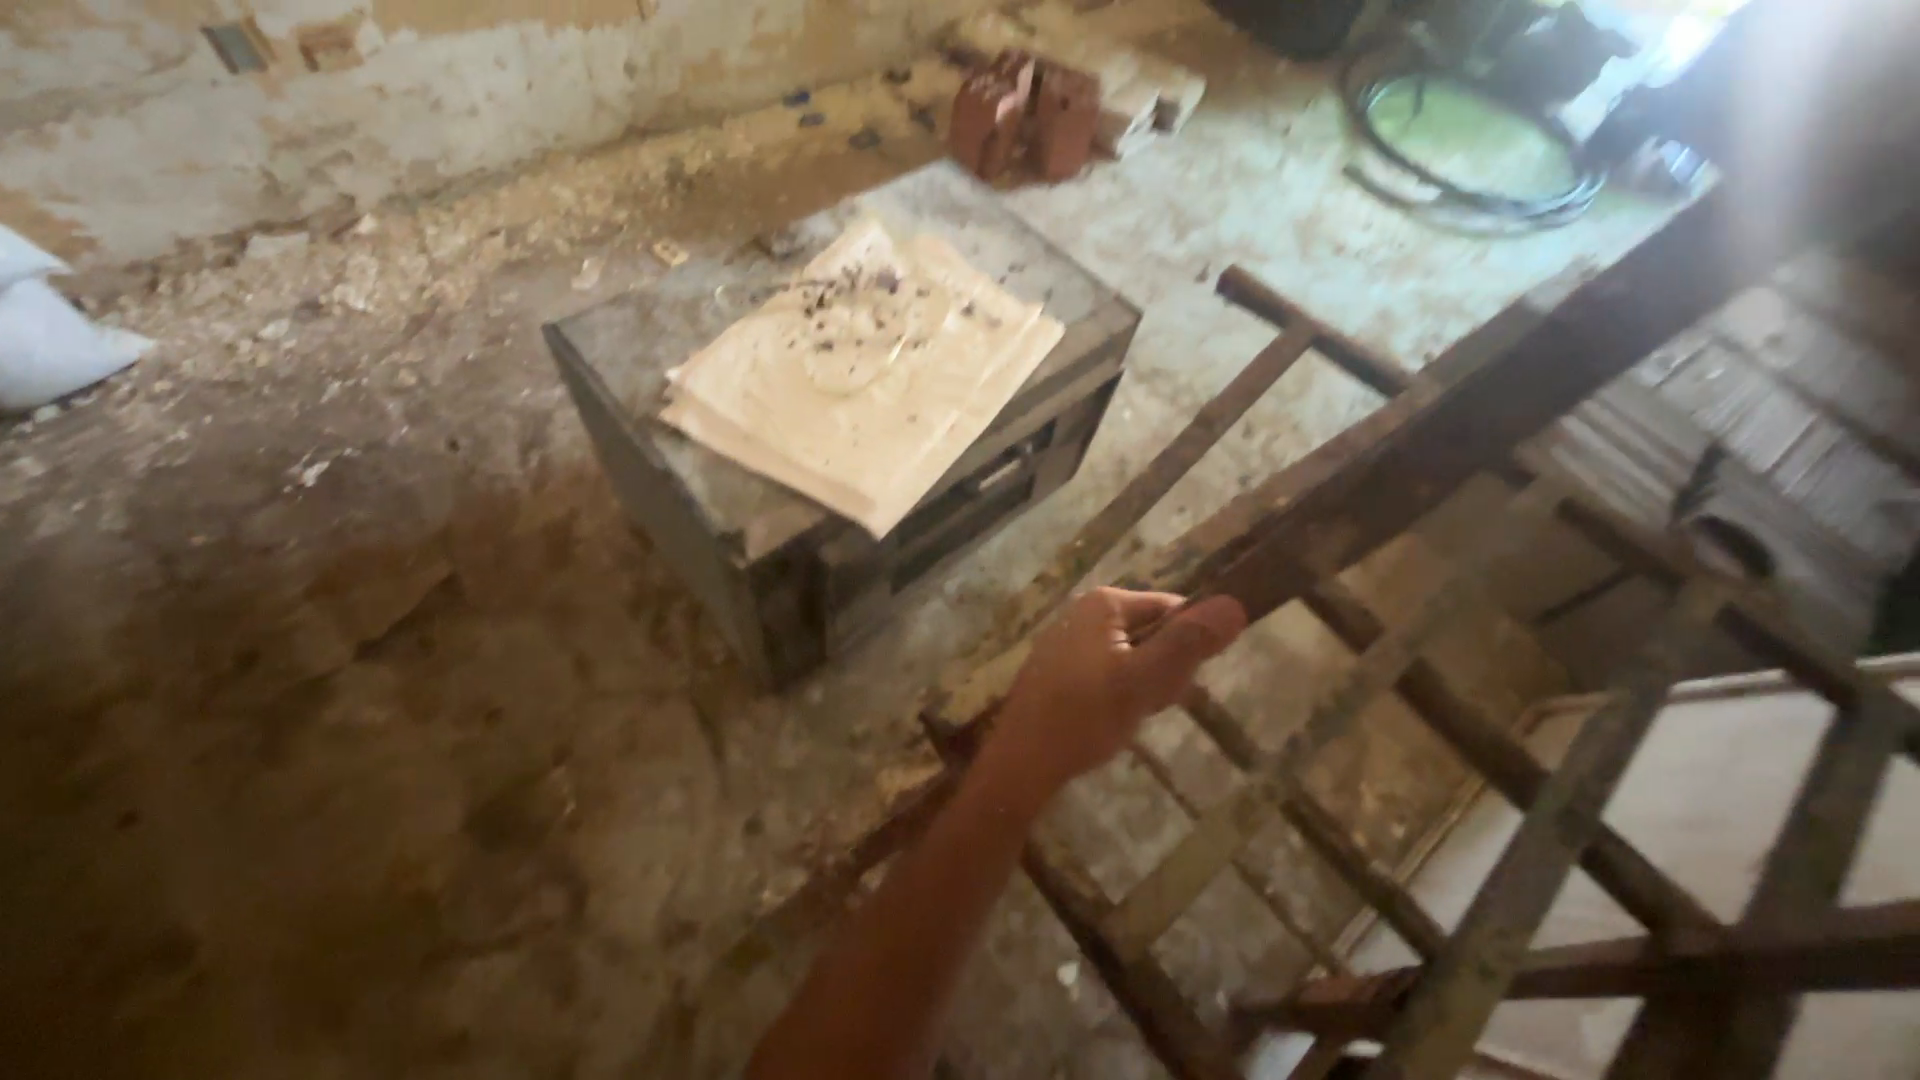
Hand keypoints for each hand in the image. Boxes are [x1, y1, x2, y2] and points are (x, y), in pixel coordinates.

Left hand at [977, 588, 1247, 800]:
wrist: (1022, 762)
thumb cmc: (1085, 717)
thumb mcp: (1145, 680)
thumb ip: (1189, 643)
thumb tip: (1235, 604)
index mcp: (1105, 603)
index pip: (1173, 609)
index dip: (1188, 646)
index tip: (1180, 683)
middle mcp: (1083, 612)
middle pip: (1152, 632)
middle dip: (1162, 670)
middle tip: (1150, 703)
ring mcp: (1067, 641)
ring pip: (1131, 657)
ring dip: (1142, 687)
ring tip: (1128, 715)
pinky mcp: (1057, 670)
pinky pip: (1106, 673)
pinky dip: (1116, 695)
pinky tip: (1107, 721)